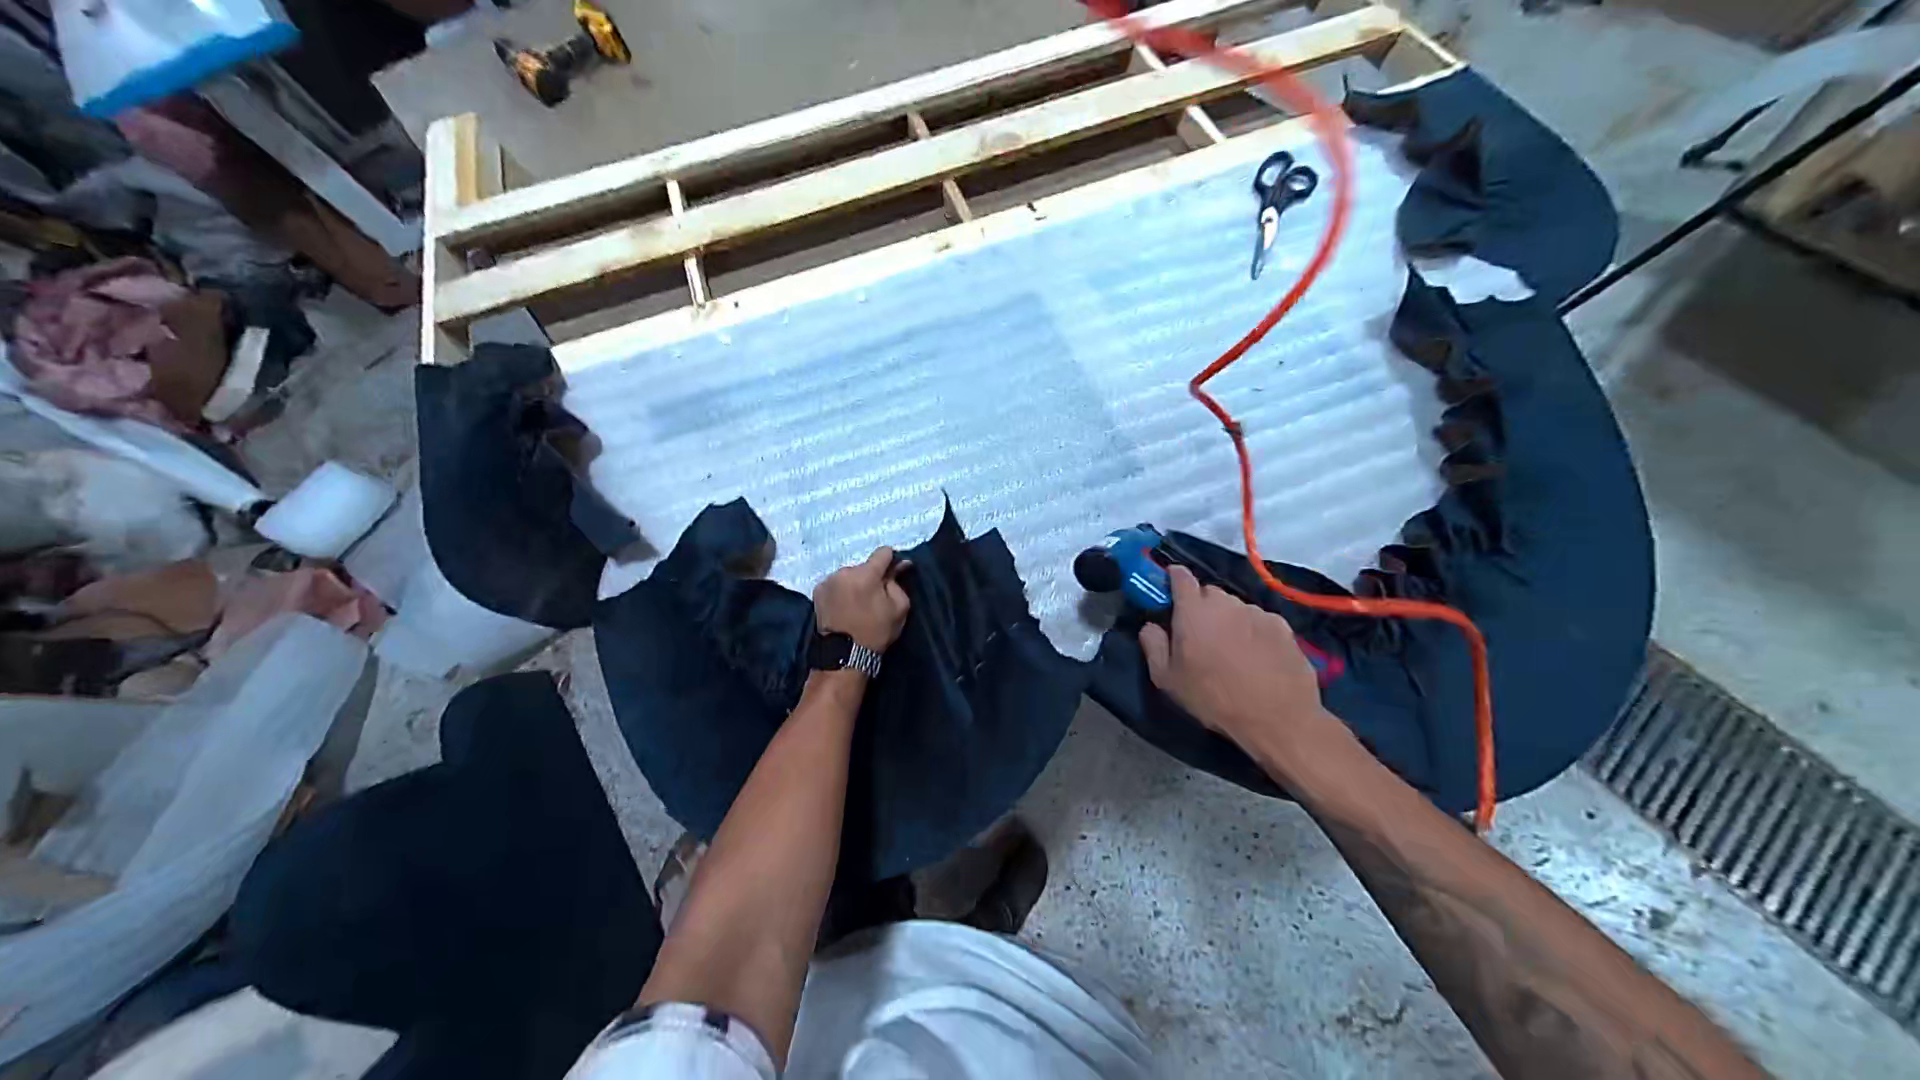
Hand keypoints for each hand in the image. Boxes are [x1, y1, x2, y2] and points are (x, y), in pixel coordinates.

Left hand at [814, 547, 911, 651]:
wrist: (844, 653)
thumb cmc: (876, 631)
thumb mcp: (899, 608)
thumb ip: (898, 582)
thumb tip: (899, 564)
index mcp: (866, 574)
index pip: (883, 552)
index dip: (891, 561)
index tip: (893, 573)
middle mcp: (844, 571)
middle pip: (864, 565)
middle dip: (871, 576)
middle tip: (874, 596)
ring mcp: (828, 580)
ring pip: (849, 574)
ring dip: (855, 583)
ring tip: (857, 603)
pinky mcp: (818, 590)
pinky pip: (836, 583)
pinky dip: (842, 590)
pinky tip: (844, 606)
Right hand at [1138, 565, 1351, 777]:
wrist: (1276, 718)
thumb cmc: (1213, 698)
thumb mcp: (1167, 679)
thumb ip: (1152, 645)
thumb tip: (1150, 626)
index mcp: (1193, 611)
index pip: (1180, 576)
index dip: (1173, 578)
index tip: (1170, 589)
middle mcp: (1226, 603)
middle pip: (1209, 594)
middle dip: (1202, 608)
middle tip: (1200, 635)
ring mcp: (1258, 612)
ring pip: (1236, 608)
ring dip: (1229, 621)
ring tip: (1232, 651)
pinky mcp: (1283, 627)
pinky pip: (1260, 621)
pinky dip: (1254, 632)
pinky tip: (1257, 657)